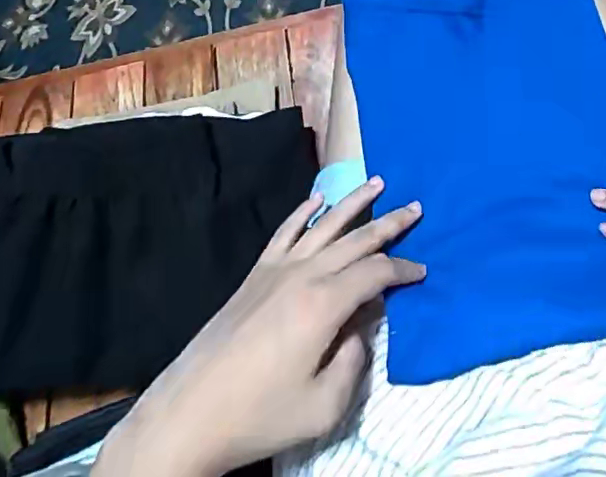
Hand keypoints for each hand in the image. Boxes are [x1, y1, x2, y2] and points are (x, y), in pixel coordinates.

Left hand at [95, 178, 423, 476]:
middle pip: (358, 238)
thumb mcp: (323, 407)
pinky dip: (303, 213)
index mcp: (325, 304)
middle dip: (391, 222)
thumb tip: (359, 329)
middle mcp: (305, 275)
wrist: (182, 422)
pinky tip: (317, 199)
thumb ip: (355, 362)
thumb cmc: (256, 417)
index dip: (405, 269)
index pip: (378, 272)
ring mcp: (277, 271)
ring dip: (355, 202)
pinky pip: (284, 233)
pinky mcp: (254, 277)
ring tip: (378, 182)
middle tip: (417, 207)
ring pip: (326, 225)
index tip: (423, 272)